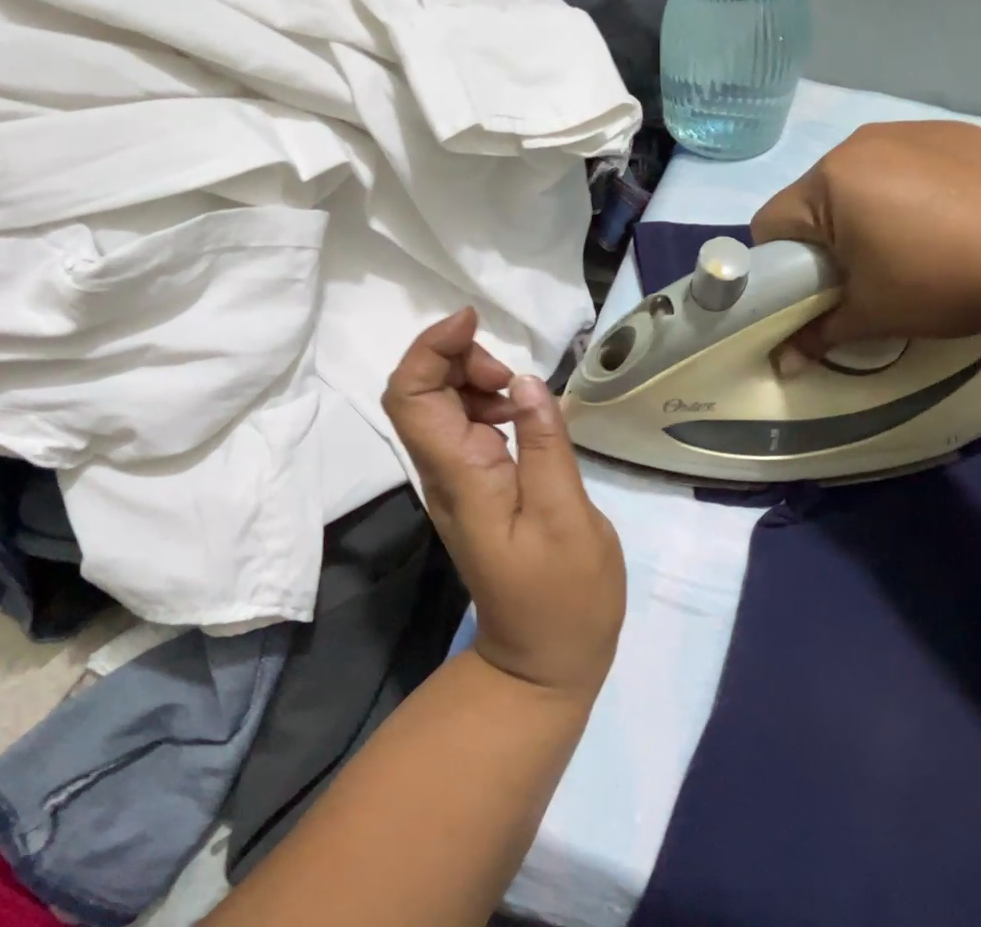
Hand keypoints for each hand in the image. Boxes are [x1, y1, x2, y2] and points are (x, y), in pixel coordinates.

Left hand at [383, 308, 624, 697]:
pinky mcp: (475, 492)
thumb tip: (527, 382)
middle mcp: (443, 477)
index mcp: (460, 479)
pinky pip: (463, 432)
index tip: (472, 320)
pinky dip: (487, 406)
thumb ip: (546, 447)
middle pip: (417, 395)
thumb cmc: (565, 598)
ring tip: (524, 394)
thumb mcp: (569, 520)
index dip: (429, 348)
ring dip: (472, 382)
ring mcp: (456, 486)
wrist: (543, 661)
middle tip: (514, 374)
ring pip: (438, 409)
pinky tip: (523, 417)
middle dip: (456, 360)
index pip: (410, 397)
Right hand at [752, 121, 980, 356]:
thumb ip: (818, 336)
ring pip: (861, 180)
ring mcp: (912, 130)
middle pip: (815, 199)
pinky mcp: (956, 132)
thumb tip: (782, 365)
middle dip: (826, 241)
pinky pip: (907, 164)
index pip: (770, 225)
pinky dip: (911, 194)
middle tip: (865, 279)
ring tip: (913, 251)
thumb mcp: (876, 316)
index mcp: (830, 180)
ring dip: (867, 215)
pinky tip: (950, 225)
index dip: (781, 269)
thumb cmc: (948, 282)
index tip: (814, 296)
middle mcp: (861, 141)